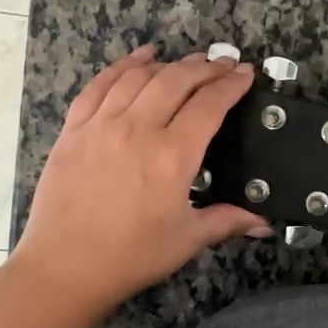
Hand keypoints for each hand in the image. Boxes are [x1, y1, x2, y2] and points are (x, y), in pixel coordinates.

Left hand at [12, 47, 269, 314]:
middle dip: (206, 67)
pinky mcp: (74, 129)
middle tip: (225, 64)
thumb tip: (262, 220)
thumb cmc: (130, 256)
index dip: (231, 85)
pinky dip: (123, 66)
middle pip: (177, 80)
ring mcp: (101, 125)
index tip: (246, 74)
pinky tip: (140, 58)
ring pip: (140, 77)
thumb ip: (226, 220)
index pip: (209, 105)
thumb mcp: (186, 239)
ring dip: (169, 64)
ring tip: (190, 62)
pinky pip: (100, 85)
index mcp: (172, 156)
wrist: (64, 268)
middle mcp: (138, 129)